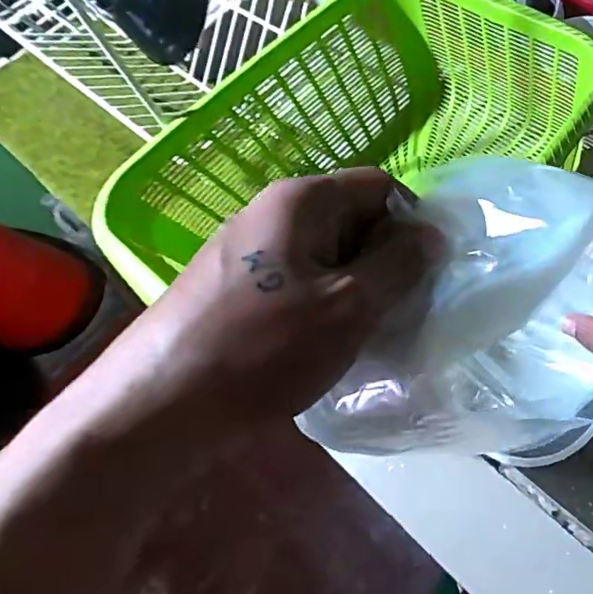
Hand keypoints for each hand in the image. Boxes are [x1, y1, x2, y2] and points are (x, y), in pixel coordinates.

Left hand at [106, 168, 439, 428]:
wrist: (161, 406)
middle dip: (383, 262)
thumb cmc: (263, 347)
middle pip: (350, 221)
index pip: (378, 187)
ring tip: (366, 337)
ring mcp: (247, 252)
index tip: (424, 275)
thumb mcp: (348, 305)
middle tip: (399, 313)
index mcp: (299, 199)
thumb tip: (431, 232)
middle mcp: (270, 213)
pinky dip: (322, 309)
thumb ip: (399, 264)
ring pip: (324, 258)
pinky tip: (326, 348)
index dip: (410, 224)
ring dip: (354, 291)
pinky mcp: (234, 291)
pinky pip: (296, 285)